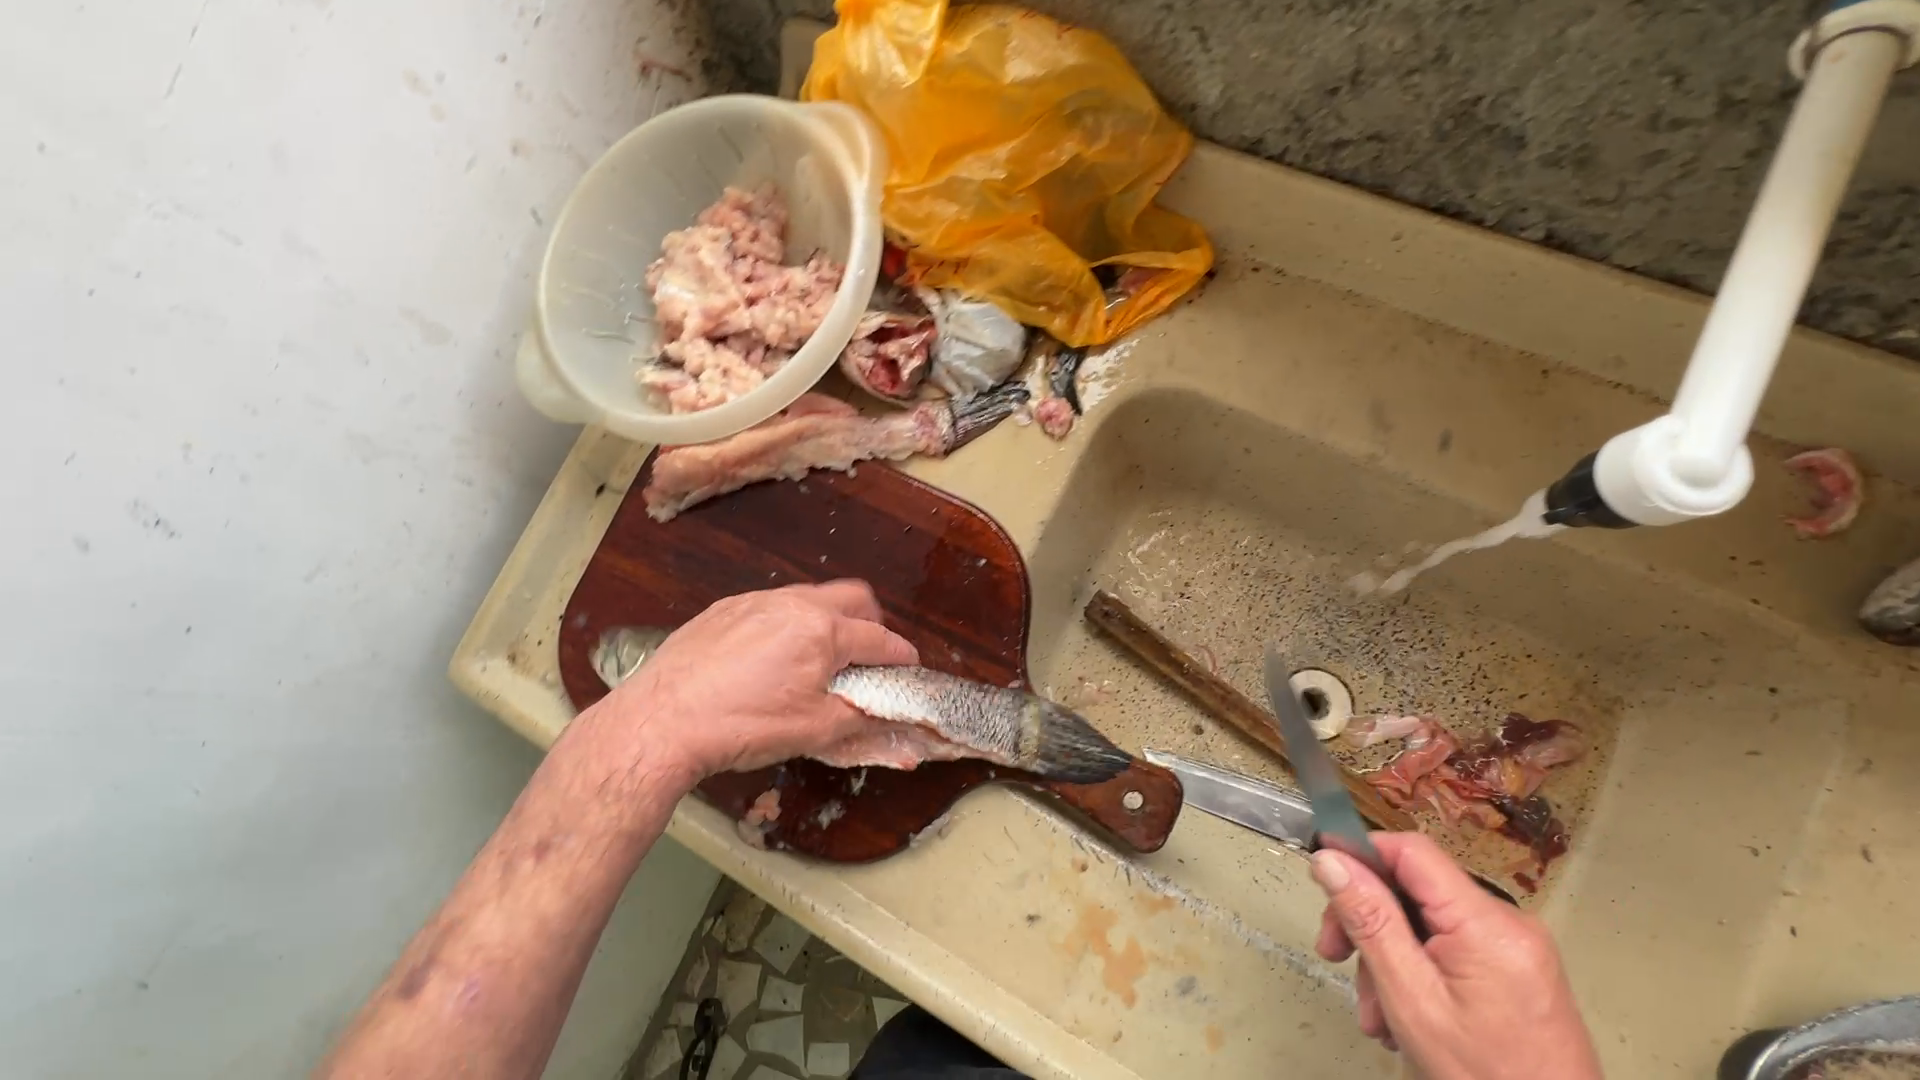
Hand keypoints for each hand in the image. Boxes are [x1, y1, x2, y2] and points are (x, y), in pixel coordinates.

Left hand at [585, 580, 918, 783]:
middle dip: (871, 622)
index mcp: (823, 630)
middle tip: (869, 655)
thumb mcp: (815, 731)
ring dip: (828, 620)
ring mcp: (755, 601)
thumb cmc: (743, 726)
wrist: (662, 722)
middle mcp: (794, 604)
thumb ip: (860, 717)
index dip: (900, 655)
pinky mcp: (724, 609)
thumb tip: (888, 715)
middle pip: (852, 597)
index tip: (908, 667)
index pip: (878, 639)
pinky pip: (771, 606)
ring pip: (810, 597)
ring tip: (819, 657)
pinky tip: (770, 658)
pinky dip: (788, 624)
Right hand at [1311, 833, 1601, 1079]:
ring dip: (1387, 955)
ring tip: (1377, 1012)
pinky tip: (1402, 1012)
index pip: (1411, 851)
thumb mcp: (1411, 1000)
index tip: (1321, 878)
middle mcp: (1509, 923)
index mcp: (1487, 924)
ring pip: (1425, 922)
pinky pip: (1449, 946)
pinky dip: (1417, 969)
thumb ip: (1370, 922)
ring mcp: (1516, 947)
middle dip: (1367, 919)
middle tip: (1333, 954)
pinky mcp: (1517, 969)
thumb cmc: (1485, 1078)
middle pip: (1413, 888)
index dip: (1360, 852)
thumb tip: (1331, 860)